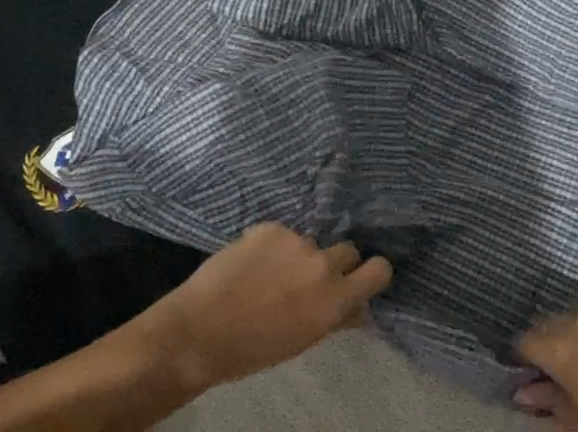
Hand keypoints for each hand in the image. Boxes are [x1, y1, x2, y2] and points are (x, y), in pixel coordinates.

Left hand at [136, 222, 392, 393]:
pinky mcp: (270, 228)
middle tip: (308, 280)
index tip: (358, 278)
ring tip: (269, 275)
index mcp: (335, 299)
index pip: (380, 269)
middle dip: (335, 263)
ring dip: (298, 256)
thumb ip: (336, 318)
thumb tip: (359, 307)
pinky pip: (281, 235)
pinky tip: (250, 264)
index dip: (372, 272)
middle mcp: (323, 265)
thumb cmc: (253, 349)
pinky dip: (271, 247)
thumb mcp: (304, 340)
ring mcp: (296, 241)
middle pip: (348, 250)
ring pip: (310, 243)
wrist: (197, 331)